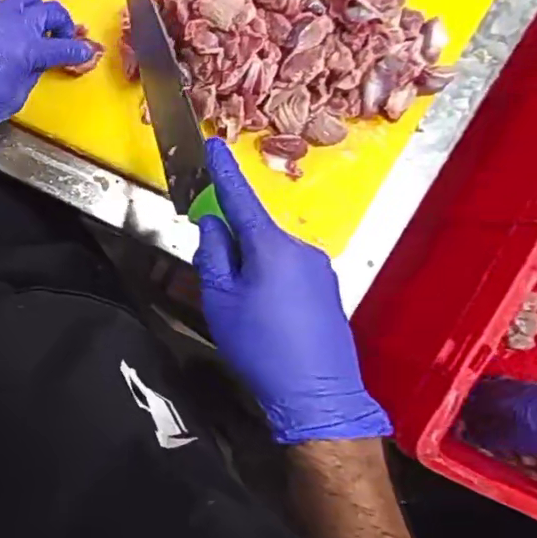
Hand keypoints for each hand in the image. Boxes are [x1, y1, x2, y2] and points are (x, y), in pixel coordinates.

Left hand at [0, 0, 95, 150]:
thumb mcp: (15, 97)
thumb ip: (33, 73)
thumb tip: (38, 62)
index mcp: (28, 49)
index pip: (63, 45)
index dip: (78, 50)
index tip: (84, 52)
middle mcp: (13, 24)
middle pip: (49, 9)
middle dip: (61, 22)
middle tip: (60, 36)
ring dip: (36, 10)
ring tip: (34, 27)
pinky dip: (10, 14)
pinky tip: (7, 30)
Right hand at [193, 138, 388, 443]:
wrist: (316, 390)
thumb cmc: (259, 344)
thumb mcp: (219, 299)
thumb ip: (212, 255)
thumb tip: (212, 224)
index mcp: (271, 247)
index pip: (240, 200)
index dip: (223, 173)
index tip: (213, 146)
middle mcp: (300, 249)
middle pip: (253, 231)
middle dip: (228, 244)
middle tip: (212, 280)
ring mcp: (317, 268)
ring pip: (267, 253)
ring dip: (245, 267)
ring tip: (235, 307)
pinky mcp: (324, 288)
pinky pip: (284, 270)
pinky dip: (263, 279)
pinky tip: (257, 313)